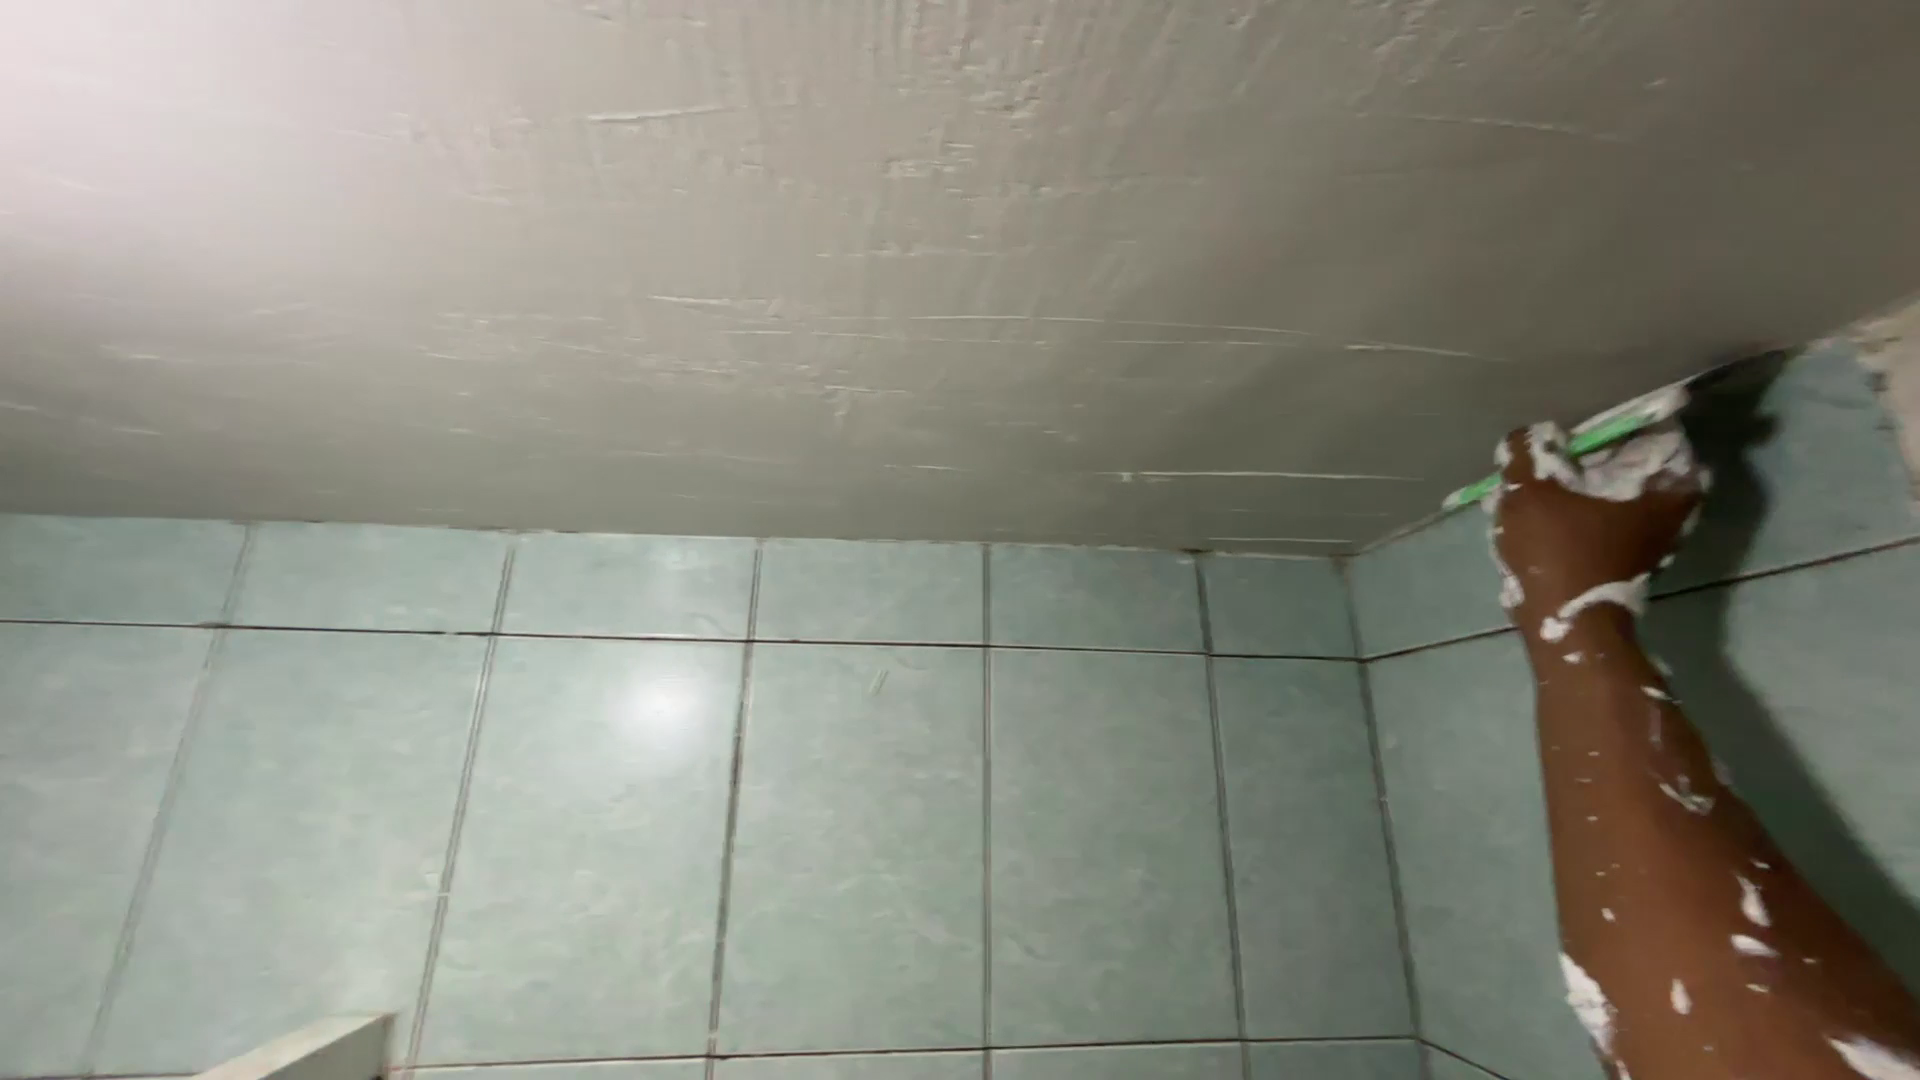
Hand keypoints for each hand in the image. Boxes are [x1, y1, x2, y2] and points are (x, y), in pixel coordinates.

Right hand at [1486, 421, 1707, 633]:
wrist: (1563, 619)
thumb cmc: (1555, 548)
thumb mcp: (1528, 487)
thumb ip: (1527, 449)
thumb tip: (1533, 435)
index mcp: (1672, 481)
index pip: (1649, 425)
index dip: (1604, 422)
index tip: (1568, 429)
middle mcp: (1676, 504)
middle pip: (1627, 460)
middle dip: (1583, 457)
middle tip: (1544, 458)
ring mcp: (1655, 533)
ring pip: (1611, 490)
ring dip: (1574, 485)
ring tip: (1532, 488)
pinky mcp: (1630, 555)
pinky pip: (1602, 516)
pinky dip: (1576, 512)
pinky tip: (1540, 517)